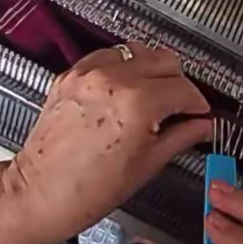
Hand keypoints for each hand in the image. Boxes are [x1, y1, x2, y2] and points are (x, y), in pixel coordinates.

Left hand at [0, 43, 212, 243]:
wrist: (40, 193)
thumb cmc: (87, 189)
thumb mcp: (147, 165)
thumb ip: (181, 136)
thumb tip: (202, 125)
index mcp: (137, 103)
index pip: (184, 88)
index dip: (198, 103)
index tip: (199, 113)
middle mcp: (113, 80)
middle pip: (165, 60)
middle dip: (178, 82)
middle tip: (180, 105)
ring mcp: (89, 74)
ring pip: (137, 51)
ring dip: (151, 69)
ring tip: (152, 95)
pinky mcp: (71, 75)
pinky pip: (107, 56)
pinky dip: (122, 66)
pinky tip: (124, 88)